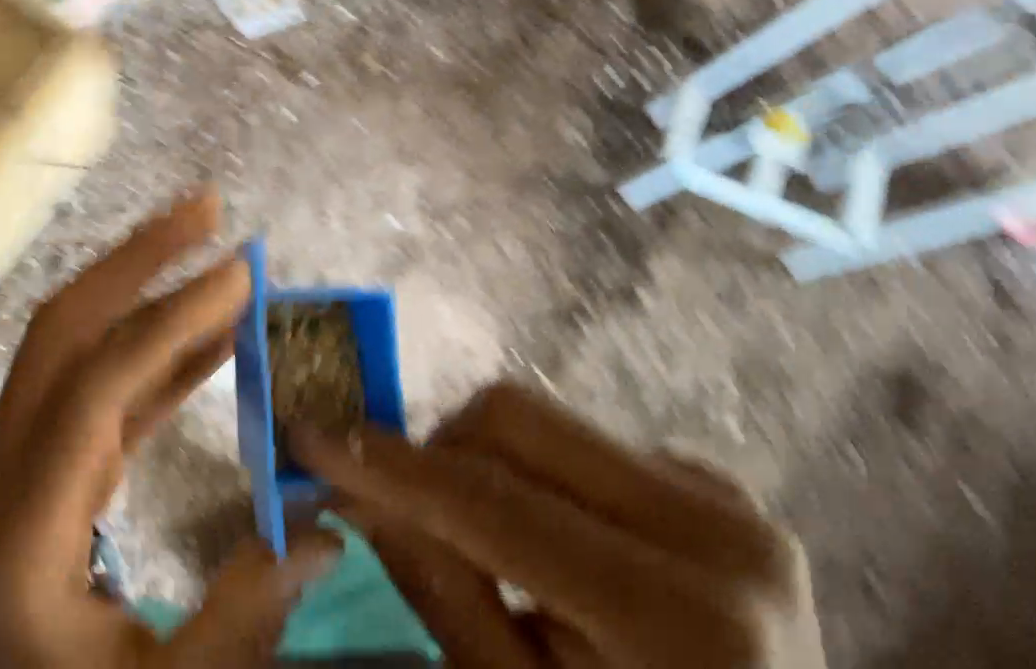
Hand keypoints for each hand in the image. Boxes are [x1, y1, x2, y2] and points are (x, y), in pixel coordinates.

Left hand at [0, 190, 341, 668]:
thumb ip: (242, 616)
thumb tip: (328, 527)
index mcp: (21, 519)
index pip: (96, 386)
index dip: (172, 322)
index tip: (240, 272)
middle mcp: (4, 468)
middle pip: (62, 330)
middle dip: (135, 260)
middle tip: (207, 209)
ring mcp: (13, 466)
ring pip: (71, 350)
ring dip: (139, 293)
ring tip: (211, 251)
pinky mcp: (34, 476)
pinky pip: (92, 399)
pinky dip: (148, 360)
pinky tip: (205, 342)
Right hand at [293, 383, 826, 668]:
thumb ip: (436, 586)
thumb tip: (356, 487)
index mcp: (678, 617)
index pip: (492, 503)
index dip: (389, 464)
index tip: (309, 435)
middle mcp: (719, 530)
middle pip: (515, 418)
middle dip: (437, 450)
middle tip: (408, 509)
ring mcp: (726, 497)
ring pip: (541, 418)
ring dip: (482, 461)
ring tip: (489, 542)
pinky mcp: (717, 485)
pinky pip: (581, 440)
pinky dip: (534, 474)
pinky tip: (553, 543)